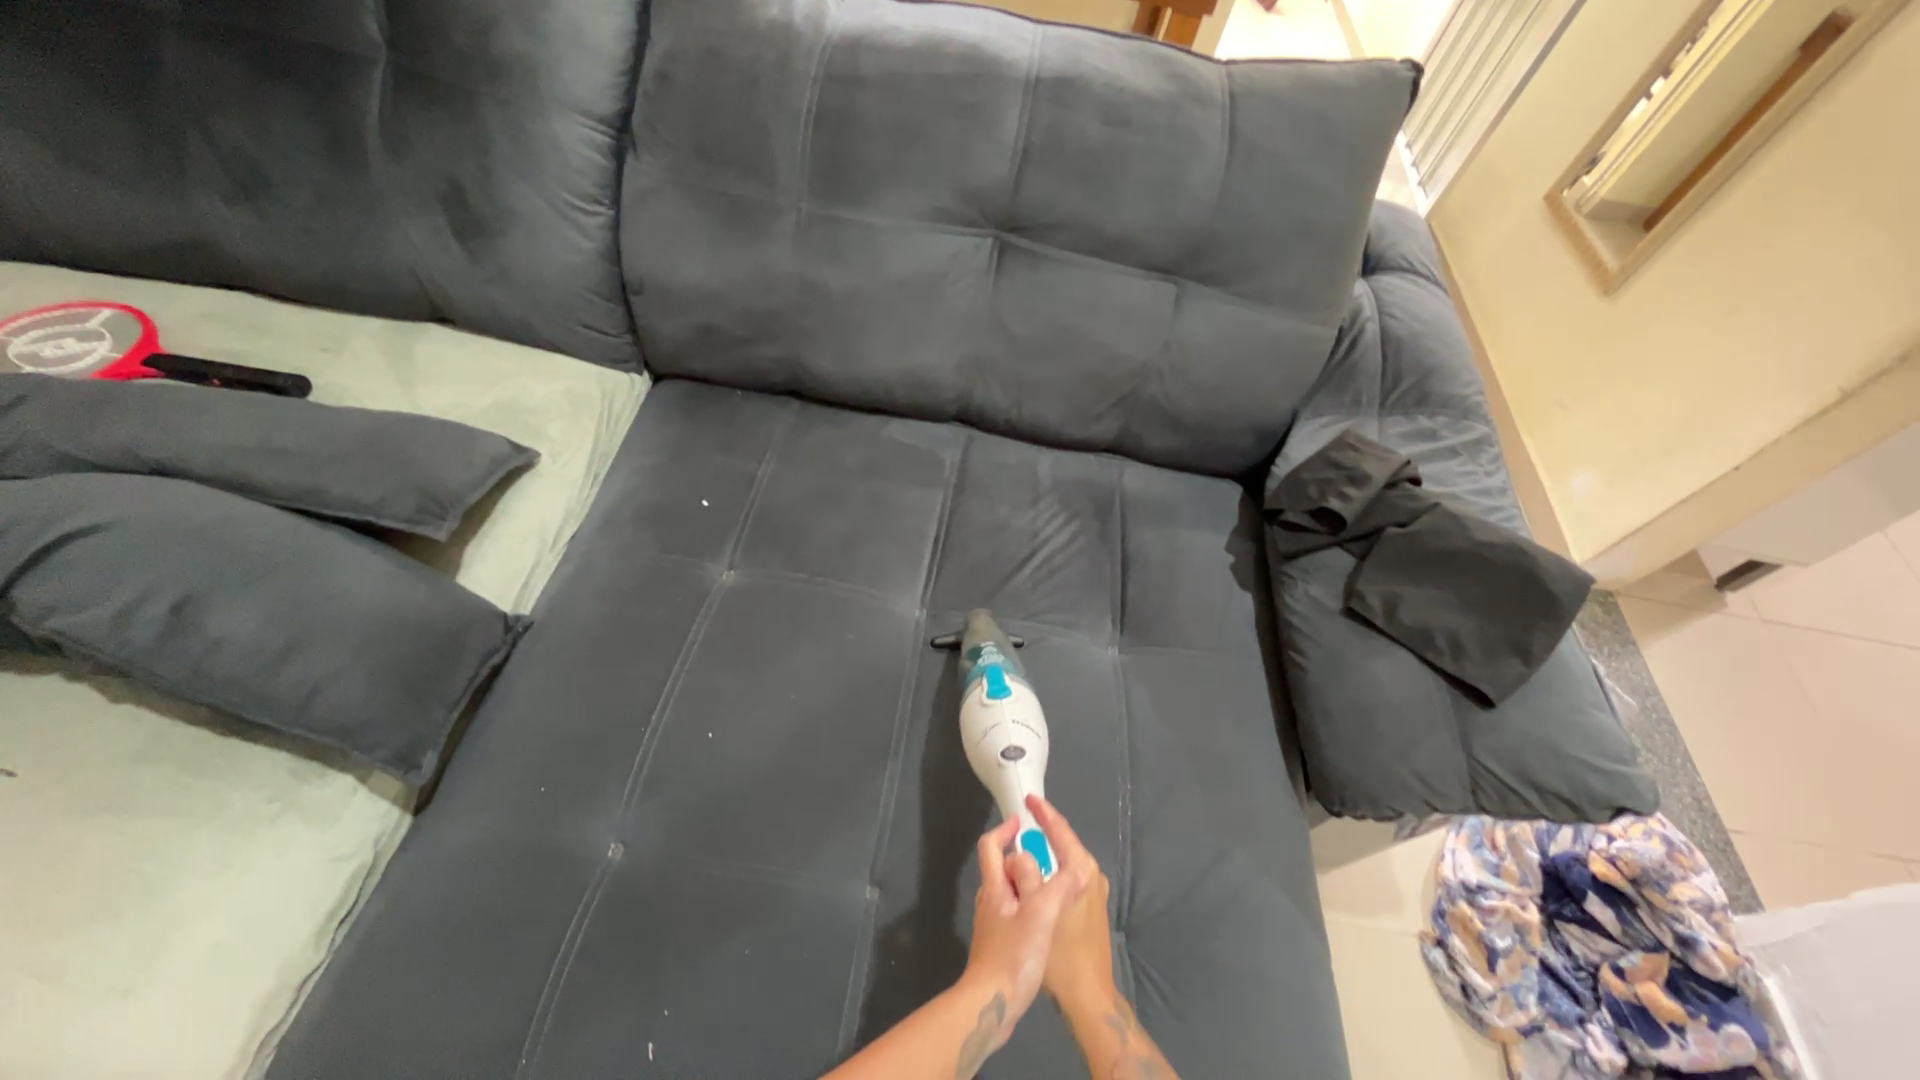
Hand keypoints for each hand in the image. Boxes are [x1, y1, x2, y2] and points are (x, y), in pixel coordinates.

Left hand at [960, 812, 1088, 1046]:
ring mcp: (991, 924)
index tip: (1022, 821)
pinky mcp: (997, 945)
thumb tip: (1074, 866)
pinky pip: (1012, 915)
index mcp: (995, 888)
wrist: (991, 1004)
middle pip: (1000, 868)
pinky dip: (1028, 909)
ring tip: (1054, 892)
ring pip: (1007, 893)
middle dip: (1023, 860)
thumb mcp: (1042, 915)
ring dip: (1028, 886)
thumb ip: (1057, 886)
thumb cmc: (1014, 955)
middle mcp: (989, 901)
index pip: (990, 846)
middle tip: (1050, 863)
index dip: (1004, 830)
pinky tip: (1045, 925)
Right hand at [1031, 795, 1115, 1014]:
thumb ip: (1028, 876)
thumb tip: (1019, 853)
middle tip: (1019, 822)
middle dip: (1043, 831)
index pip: (1061, 832)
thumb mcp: (1038, 910)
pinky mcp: (1092, 909)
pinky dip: (1051, 871)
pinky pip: (1067, 878)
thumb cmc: (1061, 953)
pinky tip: (1034, 878)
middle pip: (1065, 844)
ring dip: (1046, 853)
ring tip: (1022, 846)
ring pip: (1065, 863)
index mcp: (1082, 872)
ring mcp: (1094, 894)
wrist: (1089, 996)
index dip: (1044, 813)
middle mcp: (1092, 877)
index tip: (1029, 798)